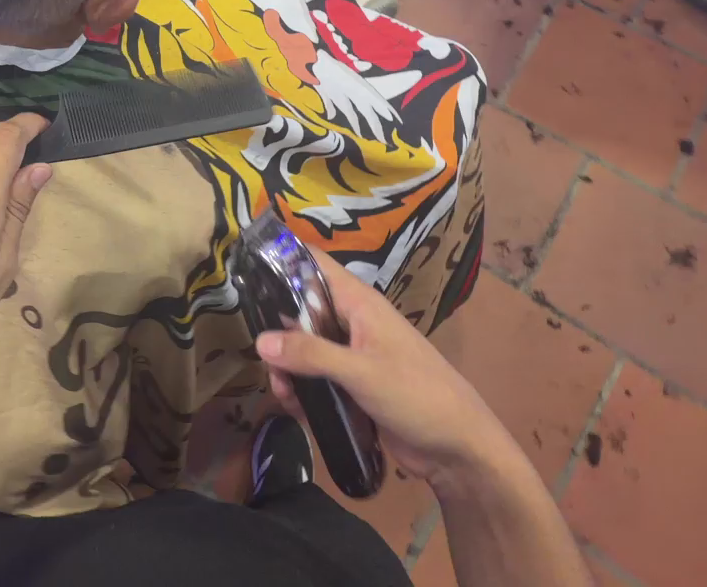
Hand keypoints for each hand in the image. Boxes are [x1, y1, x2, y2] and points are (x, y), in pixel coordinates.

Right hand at [255, 261, 522, 495]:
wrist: (460, 451)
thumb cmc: (418, 395)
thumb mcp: (361, 372)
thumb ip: (311, 354)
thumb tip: (261, 341)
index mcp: (359, 303)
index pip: (313, 263)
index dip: (282, 256)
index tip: (246, 264)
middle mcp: (352, 321)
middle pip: (300, 310)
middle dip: (278, 333)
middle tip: (267, 362)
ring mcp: (352, 353)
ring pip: (304, 348)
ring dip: (288, 369)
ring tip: (285, 397)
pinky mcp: (353, 383)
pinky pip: (315, 376)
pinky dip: (302, 389)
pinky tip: (299, 411)